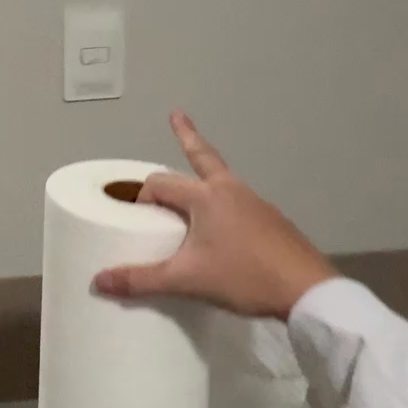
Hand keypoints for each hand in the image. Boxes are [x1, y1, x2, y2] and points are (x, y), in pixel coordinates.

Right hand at [94, 111, 335, 318]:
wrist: (309, 292)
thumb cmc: (244, 277)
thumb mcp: (187, 281)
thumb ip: (141, 280)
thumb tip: (98, 281)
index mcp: (206, 196)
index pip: (161, 182)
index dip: (141, 195)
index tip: (135, 218)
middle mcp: (230, 190)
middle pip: (202, 156)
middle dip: (187, 136)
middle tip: (176, 116)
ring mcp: (256, 203)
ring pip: (221, 181)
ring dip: (204, 174)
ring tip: (194, 183)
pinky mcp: (272, 221)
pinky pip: (238, 202)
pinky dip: (223, 203)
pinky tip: (223, 227)